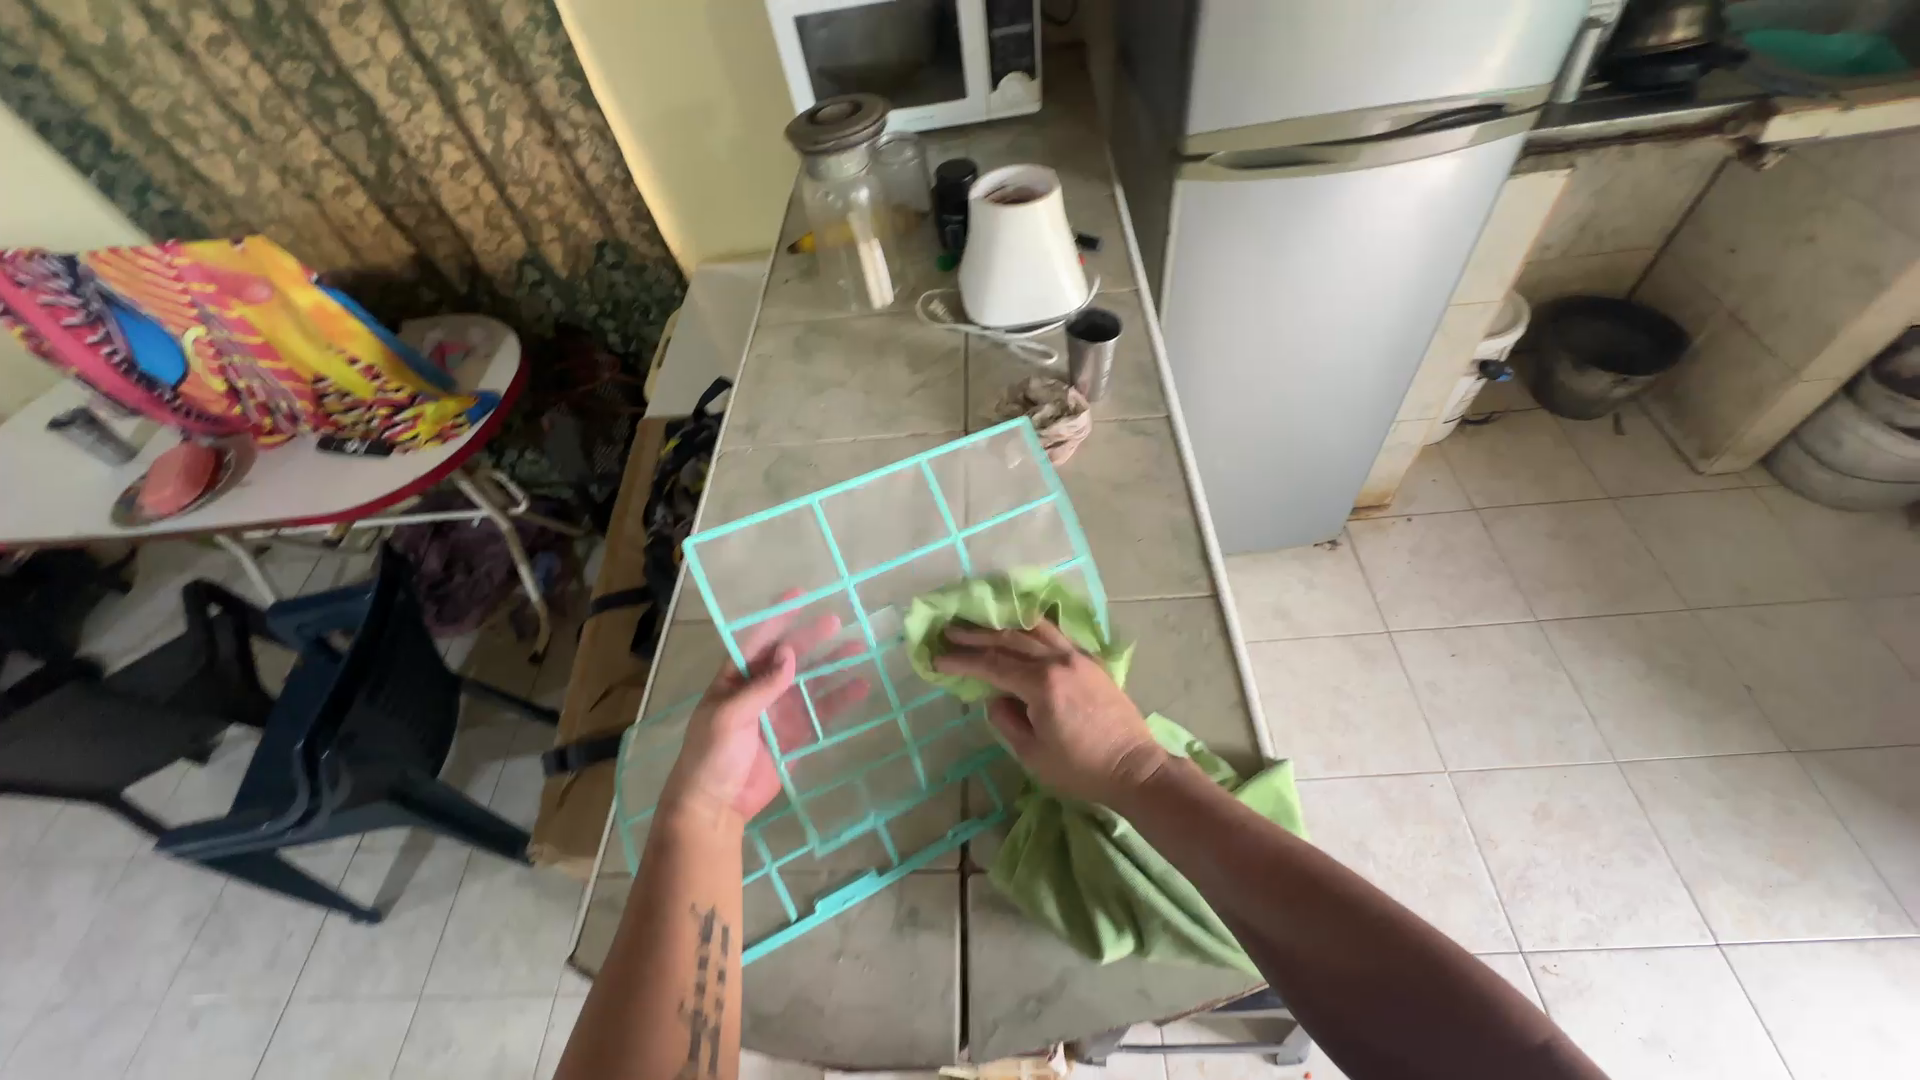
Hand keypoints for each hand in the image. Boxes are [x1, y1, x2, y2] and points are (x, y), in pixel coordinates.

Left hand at [661, 600, 870, 827]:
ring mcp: (779, 713)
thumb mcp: (729, 716)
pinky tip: (860, 686)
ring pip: (811, 682)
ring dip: (832, 665)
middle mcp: (759, 690)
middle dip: (812, 638)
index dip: (778, 618)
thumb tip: (790, 655)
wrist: (714, 805)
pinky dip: (840, 699)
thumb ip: (761, 686)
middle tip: (836, 621)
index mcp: (734, 680)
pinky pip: (821, 712)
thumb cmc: (710, 756)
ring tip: (859, 648)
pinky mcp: (795, 735)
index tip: (799, 594)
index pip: (757, 641)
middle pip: (790, 657)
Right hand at [932, 619, 1167, 805]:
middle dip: (976, 635)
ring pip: (1034, 630)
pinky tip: (1022, 626)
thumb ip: (1006, 721)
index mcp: (1042, 683)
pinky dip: (1033, 627)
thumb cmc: (1080, 768)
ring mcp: (1078, 657)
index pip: (992, 664)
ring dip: (1004, 625)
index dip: (963, 660)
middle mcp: (1058, 660)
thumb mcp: (1032, 754)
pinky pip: (1056, 635)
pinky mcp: (1091, 661)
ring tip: (980, 623)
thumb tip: (995, 698)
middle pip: (1010, 639)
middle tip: (949, 630)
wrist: (1134, 768)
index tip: (938, 658)